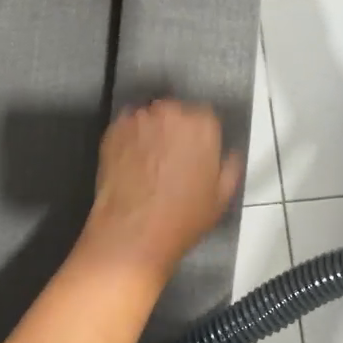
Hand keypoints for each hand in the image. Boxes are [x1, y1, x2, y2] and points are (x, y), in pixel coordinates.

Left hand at [81, 101, 241, 278]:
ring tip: (148, 160)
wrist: (133, 231)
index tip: (194, 153)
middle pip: (175, 111)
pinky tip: (130, 160)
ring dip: (151, 131)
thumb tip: (228, 153)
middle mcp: (171, 111)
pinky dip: (130, 137)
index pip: (204, 116)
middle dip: (174, 129)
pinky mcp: (114, 127)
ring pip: (149, 117)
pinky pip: (126, 126)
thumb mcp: (221, 196)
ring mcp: (140, 117)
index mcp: (203, 124)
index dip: (199, 136)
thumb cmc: (183, 217)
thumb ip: (229, 165)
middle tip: (171, 157)